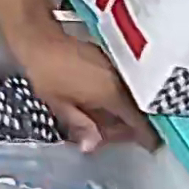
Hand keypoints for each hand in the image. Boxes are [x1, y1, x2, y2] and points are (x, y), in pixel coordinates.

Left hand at [15, 32, 157, 152]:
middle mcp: (124, 82)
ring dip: (123, 112)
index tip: (147, 147)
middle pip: (140, 112)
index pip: (141, 123)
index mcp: (113, 96)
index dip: (146, 138)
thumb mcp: (59, 105)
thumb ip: (80, 125)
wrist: (41, 41)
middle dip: (129, 127)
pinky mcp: (115, 61)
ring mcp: (121, 69)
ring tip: (101, 120)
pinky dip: (119, 97)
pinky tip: (101, 103)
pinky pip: (126, 85)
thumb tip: (92, 147)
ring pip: (134, 98)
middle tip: (108, 134)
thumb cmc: (47, 74)